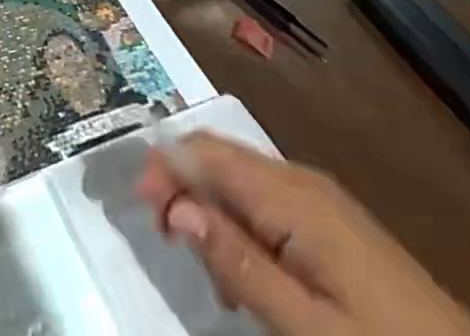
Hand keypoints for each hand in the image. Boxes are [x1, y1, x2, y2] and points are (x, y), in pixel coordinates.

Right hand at [138, 133, 469, 335]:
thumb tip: (177, 208)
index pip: (205, 152)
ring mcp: (317, 197)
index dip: (164, 167)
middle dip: (182, 190)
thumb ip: (237, 261)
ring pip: (236, 181)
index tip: (142, 208)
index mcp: (291, 196)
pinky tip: (250, 274)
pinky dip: (239, 226)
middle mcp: (299, 180)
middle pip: (217, 158)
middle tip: (170, 244)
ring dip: (210, 215)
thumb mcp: (305, 323)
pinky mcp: (327, 217)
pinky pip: (263, 202)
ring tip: (219, 279)